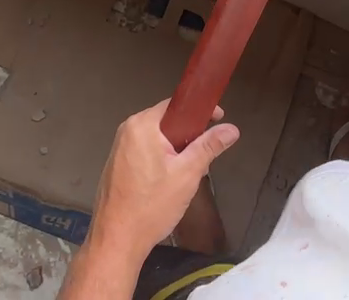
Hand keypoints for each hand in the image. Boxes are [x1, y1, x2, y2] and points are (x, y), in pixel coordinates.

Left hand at [89, 99, 238, 258]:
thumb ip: (209, 147)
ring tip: (190, 169)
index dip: (200, 110)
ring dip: (175, 149)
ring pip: (156, 138)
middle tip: (205, 152)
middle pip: (166, 121)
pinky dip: (160, 159)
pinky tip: (169, 181)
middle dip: (188, 134)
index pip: (176, 105)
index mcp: (142, 124)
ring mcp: (119, 149)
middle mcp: (127, 130)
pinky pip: (144, 151)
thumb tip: (232, 129)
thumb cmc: (152, 205)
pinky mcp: (116, 166)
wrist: (116, 243)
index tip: (219, 118)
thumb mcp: (187, 174)